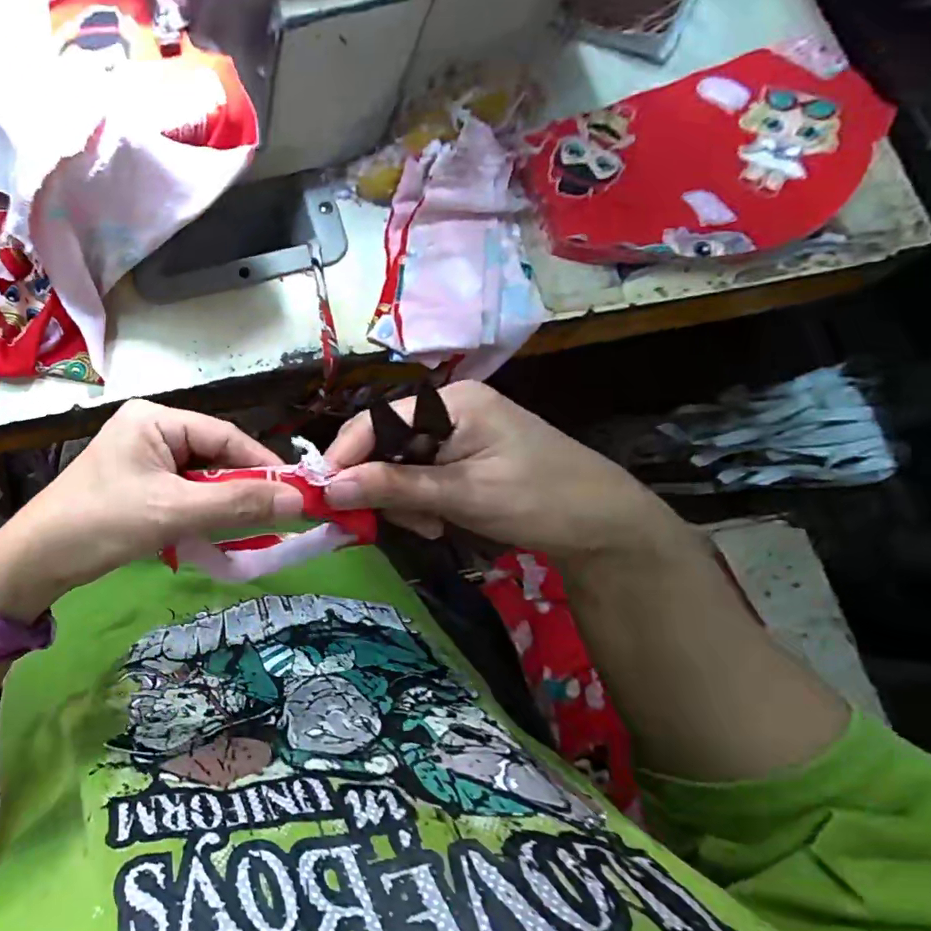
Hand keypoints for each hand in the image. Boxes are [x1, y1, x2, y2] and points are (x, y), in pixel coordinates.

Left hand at [0, 400, 304, 618]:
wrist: (38, 560)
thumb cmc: (103, 523)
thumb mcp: (174, 511)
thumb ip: (237, 504)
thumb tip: (297, 499)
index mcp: (153, 419)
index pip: (223, 435)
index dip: (262, 464)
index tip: (296, 493)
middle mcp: (148, 431)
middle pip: (213, 456)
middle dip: (242, 489)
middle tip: (277, 518)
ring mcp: (140, 460)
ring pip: (199, 479)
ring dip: (222, 506)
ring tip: (251, 530)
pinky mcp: (135, 487)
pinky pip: (181, 495)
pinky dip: (200, 515)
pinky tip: (215, 535)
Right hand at [322, 381, 683, 563]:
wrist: (607, 529)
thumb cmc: (541, 500)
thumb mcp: (463, 495)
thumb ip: (394, 488)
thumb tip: (329, 489)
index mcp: (451, 402)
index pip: (375, 422)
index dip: (344, 457)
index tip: (323, 495)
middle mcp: (447, 409)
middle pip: (382, 444)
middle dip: (379, 486)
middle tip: (397, 523)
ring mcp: (453, 434)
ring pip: (395, 466)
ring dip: (400, 501)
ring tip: (430, 527)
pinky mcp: (459, 457)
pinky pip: (415, 477)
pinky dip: (416, 503)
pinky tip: (437, 522)